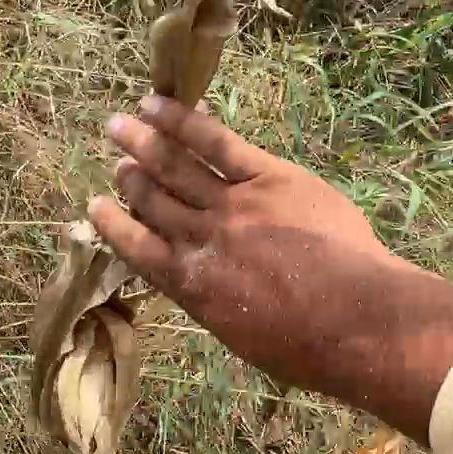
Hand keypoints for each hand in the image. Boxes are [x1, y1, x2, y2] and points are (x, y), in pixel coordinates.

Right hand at [88, 96, 452, 443]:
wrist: (356, 321)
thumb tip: (204, 283)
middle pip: (153, 200)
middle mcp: (201, 240)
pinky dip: (185, 121)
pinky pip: (218, 143)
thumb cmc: (306, 348)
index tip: (96, 205)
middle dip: (130, 178)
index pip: (136, 247)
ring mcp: (232, 204)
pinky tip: (158, 105)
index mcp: (191, 286)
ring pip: (176, 166)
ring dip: (143, 142)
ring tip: (119, 124)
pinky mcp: (268, 177)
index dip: (113, 223)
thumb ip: (214, 300)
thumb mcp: (241, 336)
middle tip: (117, 158)